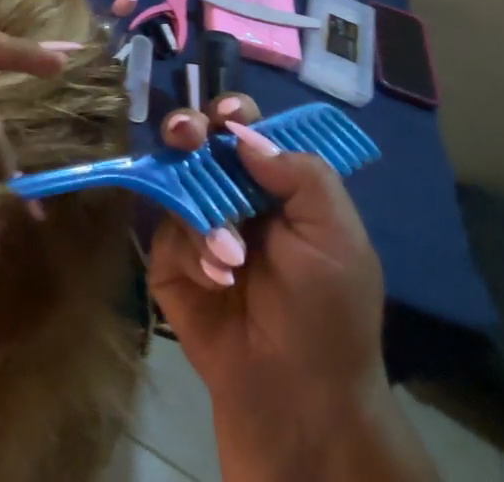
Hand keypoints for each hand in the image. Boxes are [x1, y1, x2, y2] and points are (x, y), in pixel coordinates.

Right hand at [150, 98, 424, 477]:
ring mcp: (194, 226)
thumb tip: (242, 133)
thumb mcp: (337, 237)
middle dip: (187, 131)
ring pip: (175, 183)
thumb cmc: (327, 311)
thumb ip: (301, 175)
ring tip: (231, 256)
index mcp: (277, 186)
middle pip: (196, 144)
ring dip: (201, 212)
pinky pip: (166, 232)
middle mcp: (231, 197)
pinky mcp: (168, 259)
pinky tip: (218, 279)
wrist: (294, 390)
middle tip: (186, 136)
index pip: (247, 131)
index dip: (231, 113)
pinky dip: (191, 250)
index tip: (224, 113)